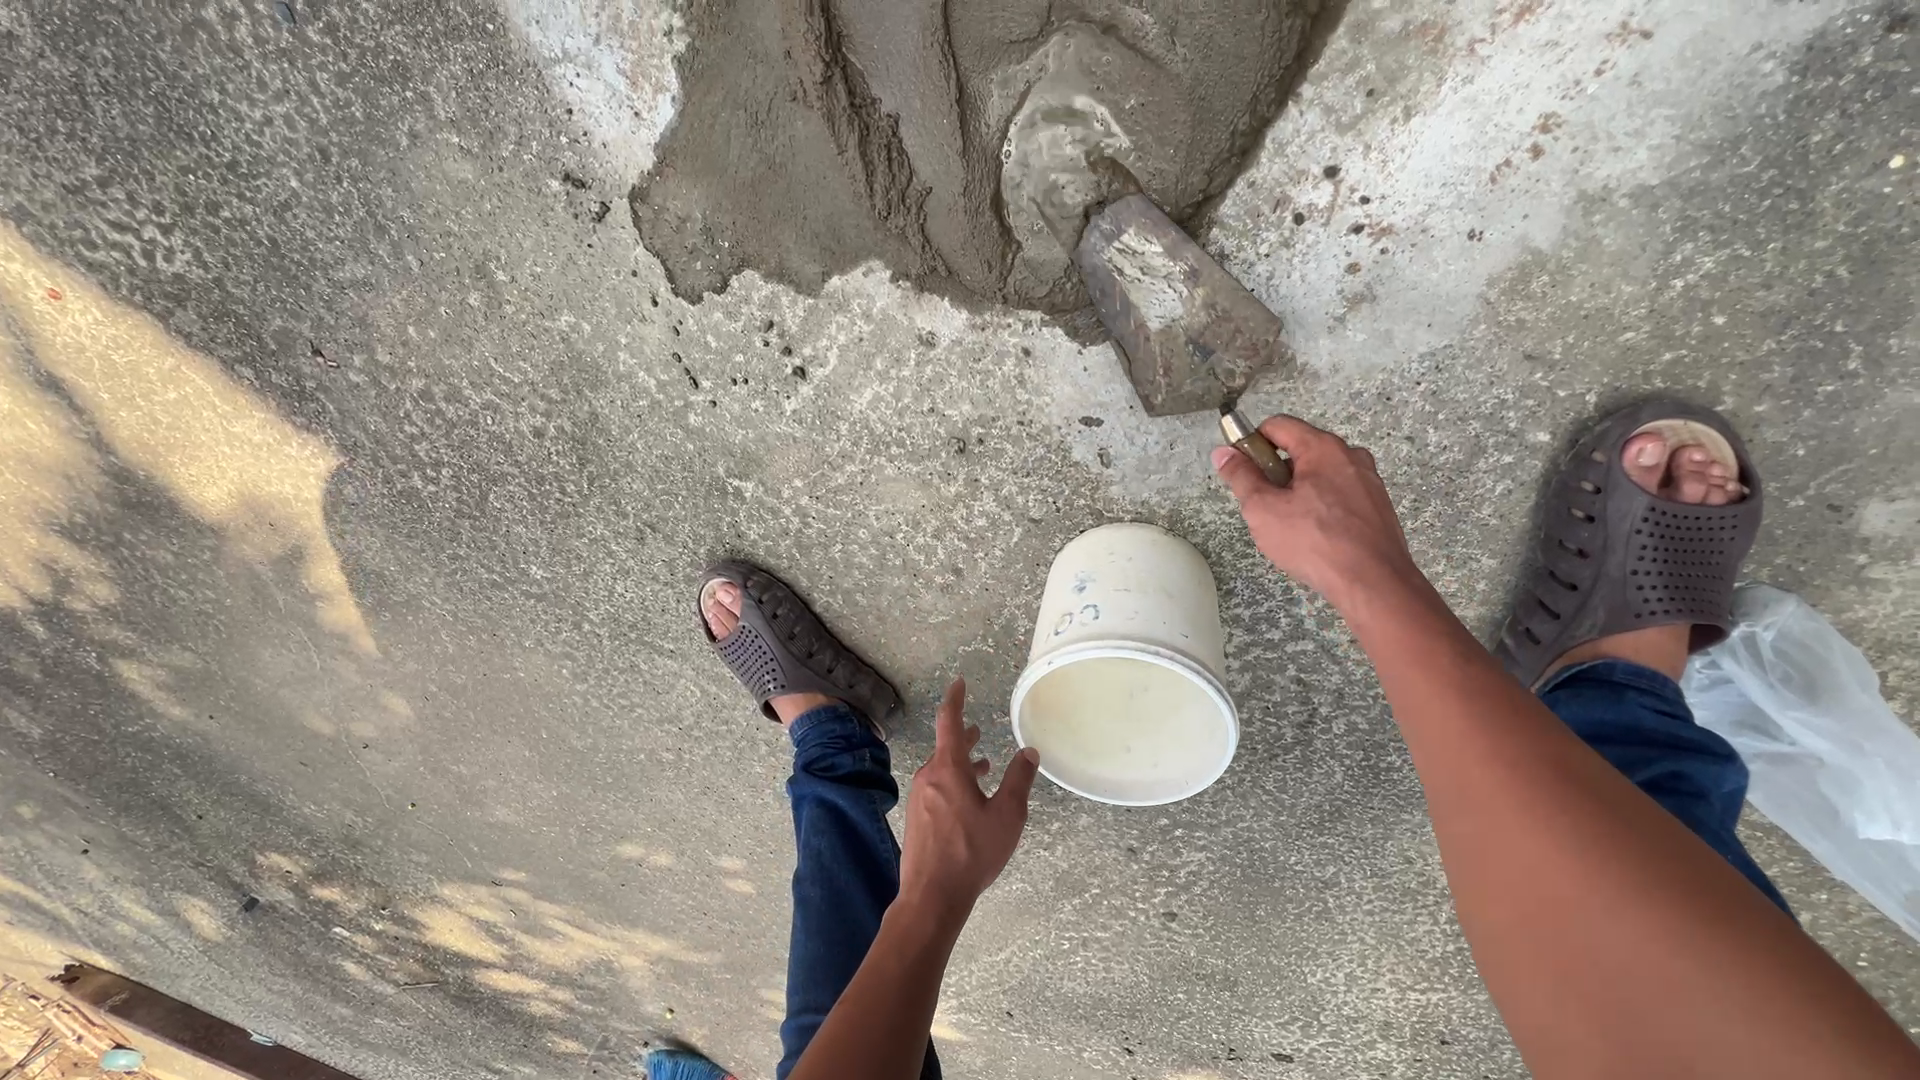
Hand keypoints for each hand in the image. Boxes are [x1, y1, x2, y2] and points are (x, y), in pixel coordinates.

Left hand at [898, 678, 1039, 920]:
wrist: (931, 896)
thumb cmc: (971, 853)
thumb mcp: (1007, 815)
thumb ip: (1018, 781)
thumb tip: (1029, 752)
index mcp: (947, 769)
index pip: (948, 721)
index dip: (955, 699)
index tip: (959, 682)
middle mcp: (928, 777)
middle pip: (945, 747)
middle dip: (963, 737)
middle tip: (978, 729)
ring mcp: (919, 799)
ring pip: (941, 770)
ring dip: (961, 763)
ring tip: (982, 765)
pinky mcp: (917, 818)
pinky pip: (936, 788)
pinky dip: (954, 782)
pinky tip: (968, 800)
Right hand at [1211, 414, 1420, 610]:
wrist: (1372, 582)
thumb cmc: (1314, 542)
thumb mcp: (1263, 509)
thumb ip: (1241, 476)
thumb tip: (1224, 453)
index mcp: (1323, 448)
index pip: (1277, 425)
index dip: (1251, 443)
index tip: (1241, 470)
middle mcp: (1351, 456)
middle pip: (1300, 450)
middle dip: (1275, 472)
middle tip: (1264, 506)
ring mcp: (1369, 482)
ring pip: (1320, 475)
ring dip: (1298, 492)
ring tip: (1290, 526)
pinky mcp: (1378, 507)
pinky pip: (1339, 495)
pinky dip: (1321, 507)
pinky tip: (1315, 536)